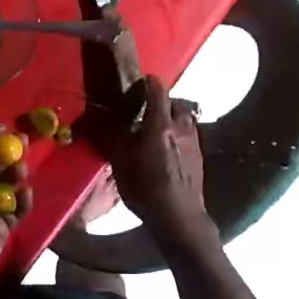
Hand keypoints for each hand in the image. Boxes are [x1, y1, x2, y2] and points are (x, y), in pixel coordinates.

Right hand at [110, 75, 211, 246]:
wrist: (178, 216)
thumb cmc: (145, 189)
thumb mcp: (121, 163)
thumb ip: (113, 137)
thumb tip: (99, 119)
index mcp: (161, 125)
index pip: (158, 89)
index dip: (148, 83)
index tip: (138, 85)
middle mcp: (181, 127)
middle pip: (174, 103)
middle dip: (161, 103)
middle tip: (144, 114)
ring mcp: (194, 141)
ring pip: (184, 119)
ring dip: (171, 119)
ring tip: (156, 132)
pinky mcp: (199, 155)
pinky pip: (188, 135)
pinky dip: (177, 135)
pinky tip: (167, 151)